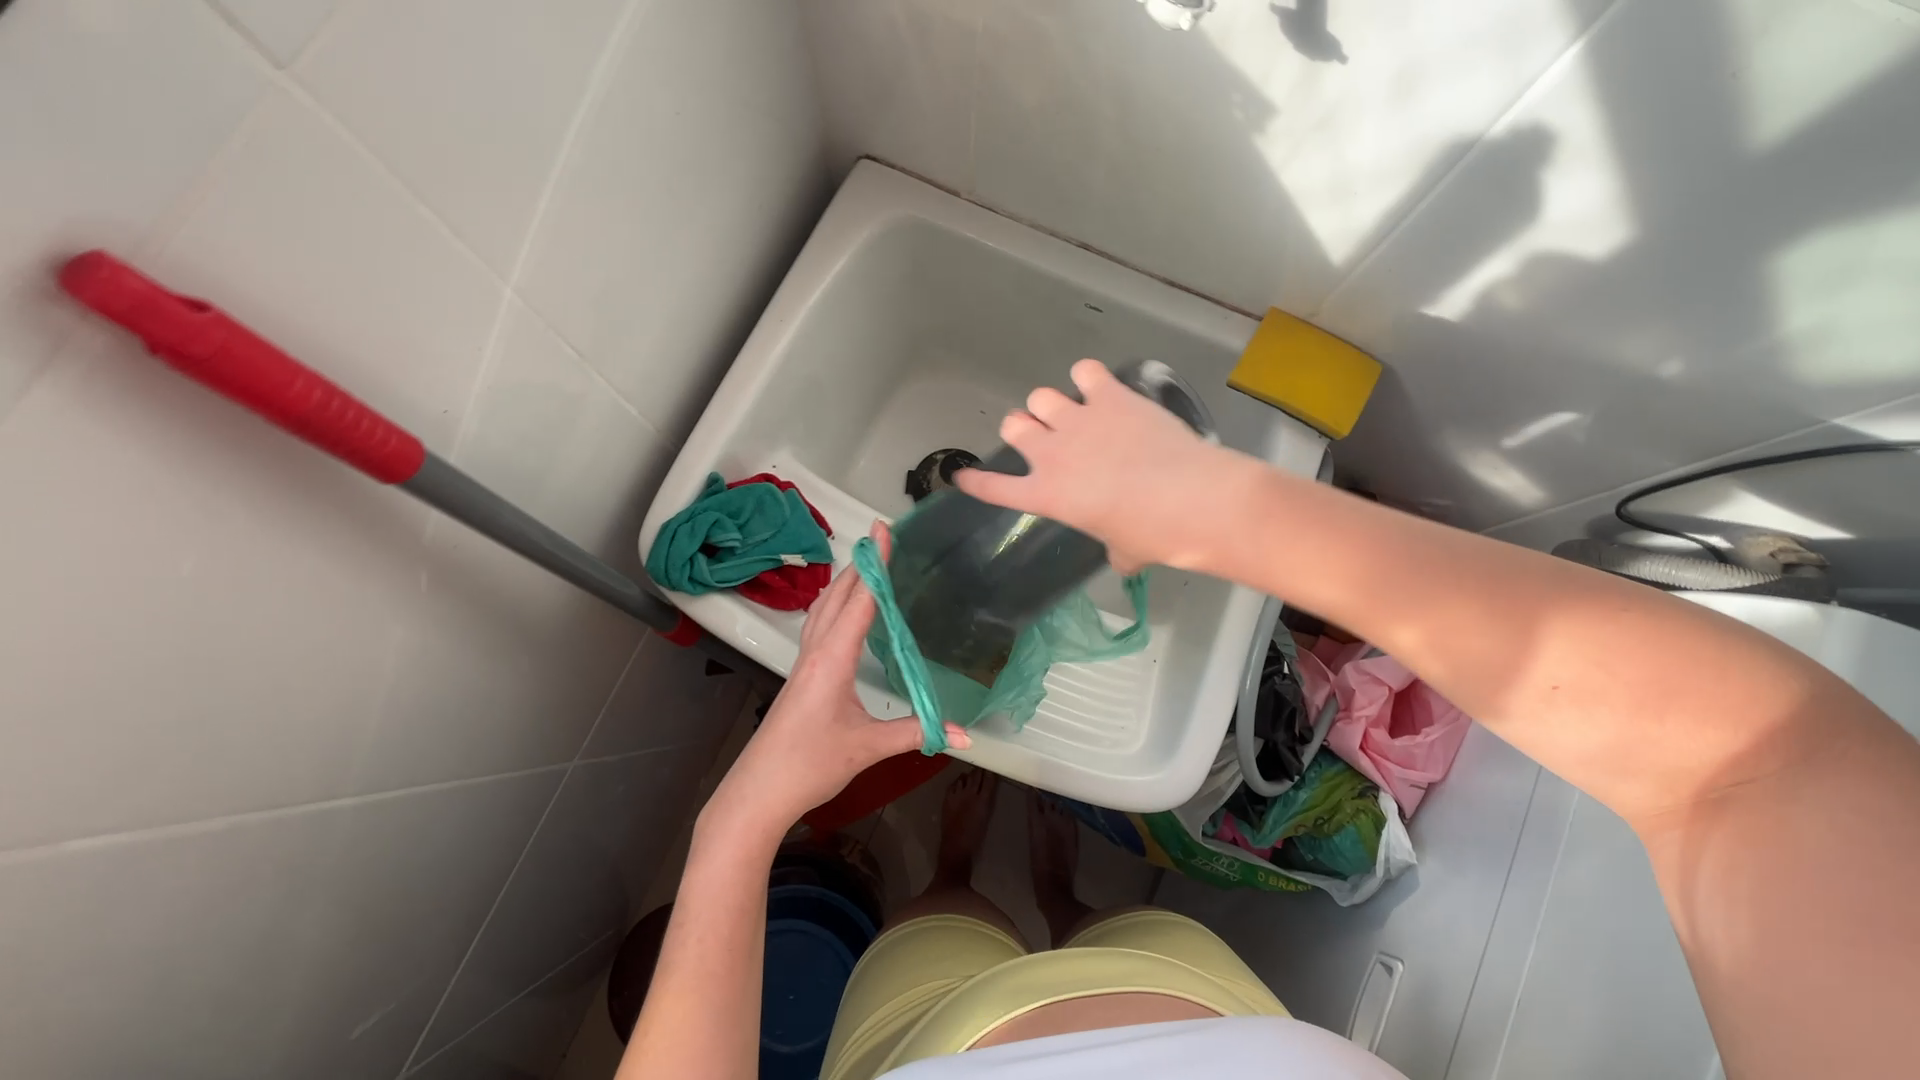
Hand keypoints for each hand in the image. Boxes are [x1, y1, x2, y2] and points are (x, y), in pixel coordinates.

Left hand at [701, 522, 970, 840]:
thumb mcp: (868, 747)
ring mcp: (804, 663)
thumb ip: (916, 733)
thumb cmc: (810, 765)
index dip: (875, 565)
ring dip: (845, 583)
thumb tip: (965, 734)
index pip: (859, 601)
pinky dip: (835, 606)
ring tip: (867, 565)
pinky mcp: (801, 676)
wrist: (758, 791)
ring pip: (823, 609)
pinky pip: (818, 626)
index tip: (883, 530)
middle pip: (838, 596)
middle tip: (883, 538)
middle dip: (860, 564)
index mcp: (832, 659)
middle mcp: (816, 652)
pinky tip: (845, 613)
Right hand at [954, 359, 1263, 573]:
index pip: (994, 488)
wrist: (1192, 500)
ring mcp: (1079, 420)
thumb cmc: (1154, 536)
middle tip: (1044, 438)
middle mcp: (1052, 454)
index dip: (974, 481)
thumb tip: (1123, 558)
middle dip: (1023, 430)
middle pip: (1013, 425)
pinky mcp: (1110, 396)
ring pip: (1041, 396)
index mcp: (1047, 496)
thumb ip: (1114, 550)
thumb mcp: (1125, 551)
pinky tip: (1098, 387)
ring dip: (1051, 405)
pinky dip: (1088, 378)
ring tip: (1072, 412)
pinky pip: (1085, 371)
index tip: (962, 475)